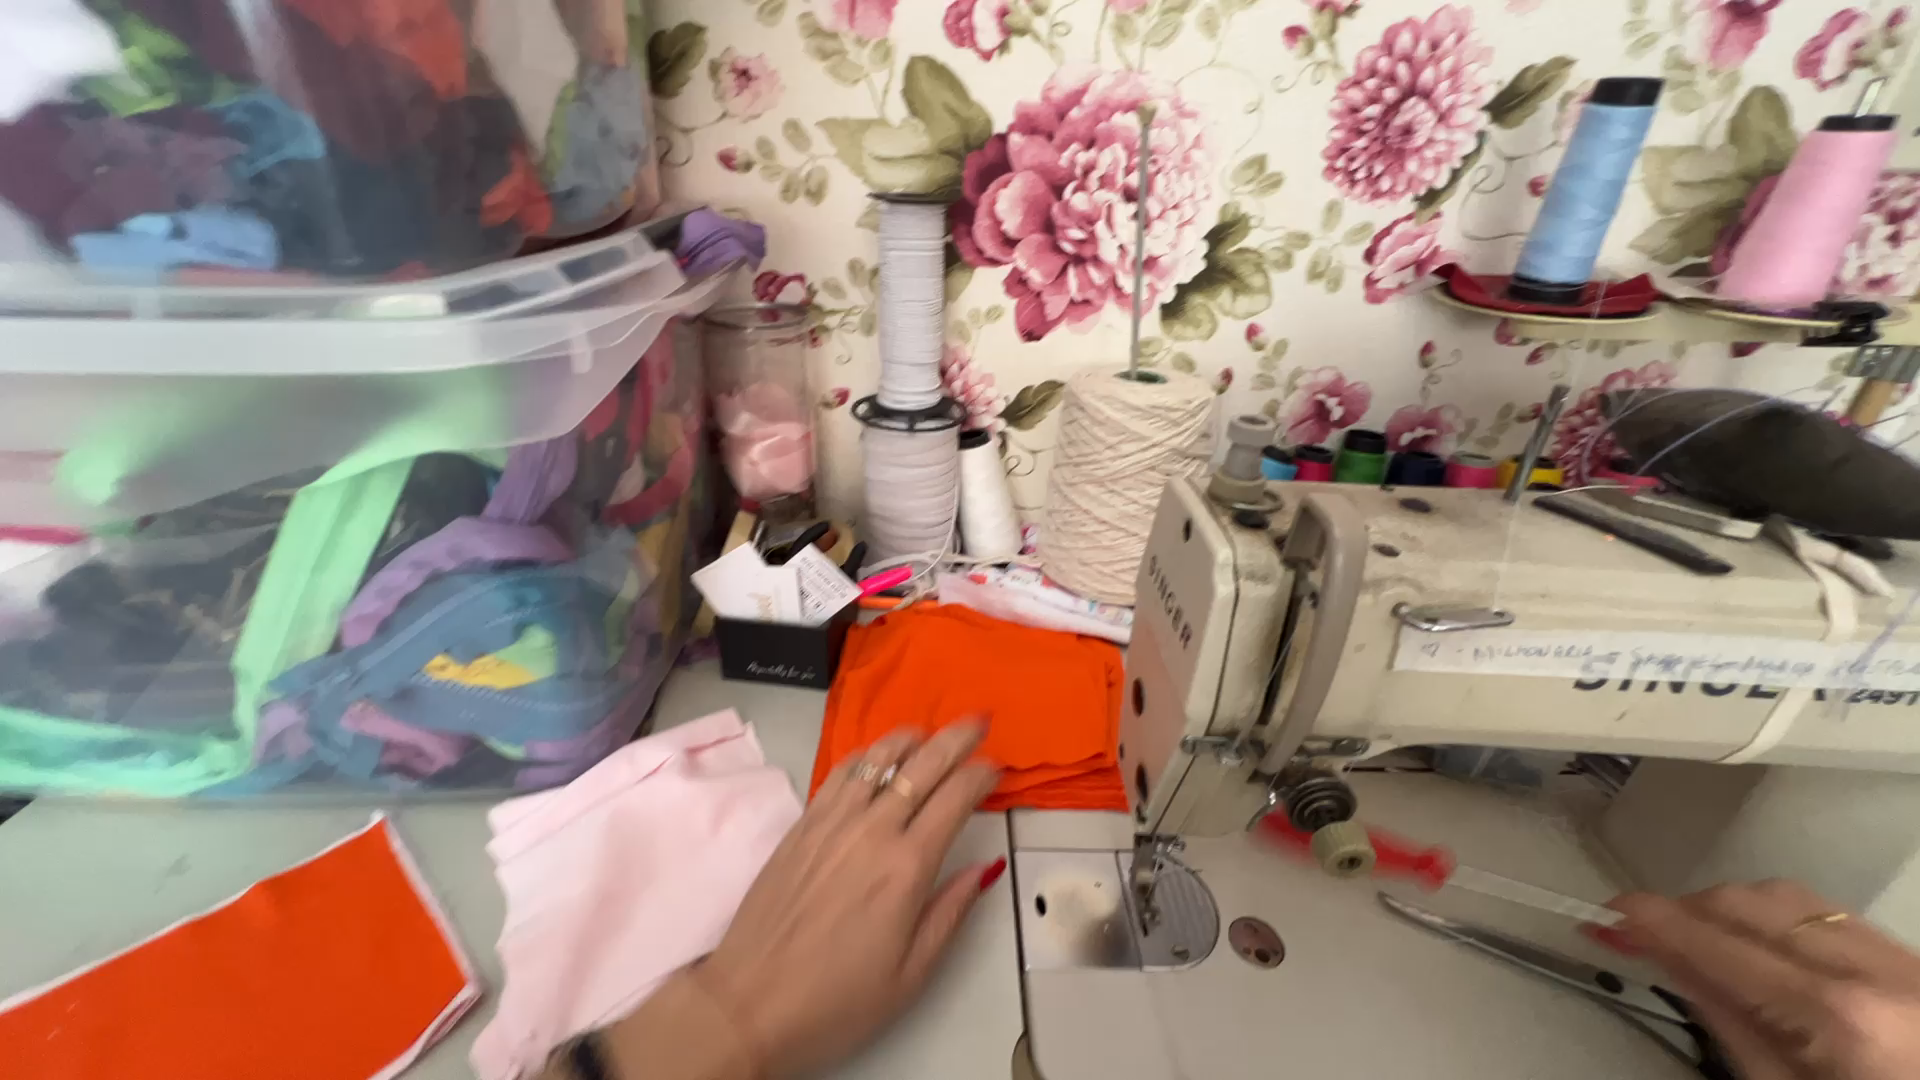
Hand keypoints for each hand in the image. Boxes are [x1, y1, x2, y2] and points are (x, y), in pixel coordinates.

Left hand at [692, 719, 1002, 1076]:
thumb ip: (951, 912)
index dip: (981, 775)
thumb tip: (984, 867)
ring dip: (910, 736)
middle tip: (977, 721)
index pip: (955, 799)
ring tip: (929, 730)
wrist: (749, 1002)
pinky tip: (876, 754)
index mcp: (907, 867)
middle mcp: (873, 830)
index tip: (995, 767)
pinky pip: (840, 772)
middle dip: (956, 738)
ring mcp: (833, 820)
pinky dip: (866, 754)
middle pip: (923, 765)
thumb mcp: (911, 975)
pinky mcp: (803, 822)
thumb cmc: (838, 999)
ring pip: (878, 757)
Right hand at [1614, 881, 1919, 1079]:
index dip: (1644, 919)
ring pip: (1782, 895)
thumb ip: (1723, 1018)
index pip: (1710, 939)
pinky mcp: (1919, 961)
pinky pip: (1829, 913)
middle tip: (1648, 937)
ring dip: (1729, 909)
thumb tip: (1661, 955)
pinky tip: (1766, 944)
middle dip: (1684, 913)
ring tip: (1709, 941)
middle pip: (1740, 902)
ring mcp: (1908, 963)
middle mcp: (1875, 974)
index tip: (1603, 913)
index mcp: (1837, 1018)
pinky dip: (1780, 918)